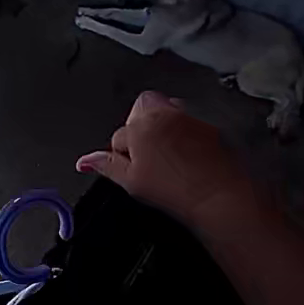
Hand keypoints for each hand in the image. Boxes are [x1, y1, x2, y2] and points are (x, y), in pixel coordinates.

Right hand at [76, 91, 258, 228]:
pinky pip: (189, 119)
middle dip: (139, 128)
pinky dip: (183, 132)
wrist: (218, 193)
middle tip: (147, 157)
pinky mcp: (207, 123)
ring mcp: (188, 115)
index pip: (118, 136)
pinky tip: (186, 156)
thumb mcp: (131, 181)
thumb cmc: (178, 189)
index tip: (133, 170)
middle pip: (140, 111)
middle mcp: (163, 113)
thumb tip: (85, 161)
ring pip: (165, 111)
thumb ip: (106, 165)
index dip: (121, 155)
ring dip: (161, 126)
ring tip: (167, 157)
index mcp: (140, 126)